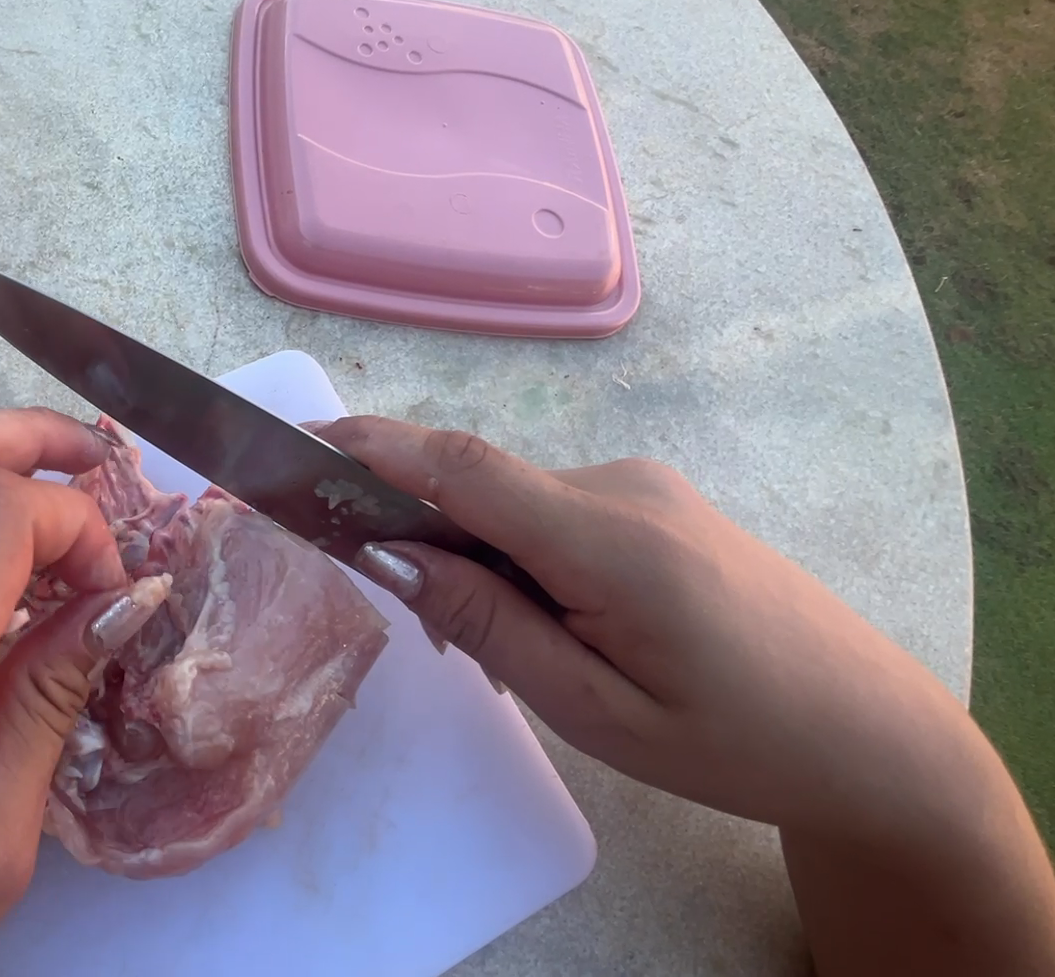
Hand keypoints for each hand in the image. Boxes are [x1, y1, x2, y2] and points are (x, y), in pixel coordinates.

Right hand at [319, 416, 1054, 974]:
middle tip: (416, 616)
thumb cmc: (730, 741)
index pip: (463, 468)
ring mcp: (636, 484)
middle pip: (473, 483)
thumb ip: (484, 622)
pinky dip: (506, 546)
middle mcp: (619, 485)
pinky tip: (542, 615)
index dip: (375, 445)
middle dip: (415, 528)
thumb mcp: (590, 708)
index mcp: (610, 541)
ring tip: (506, 642)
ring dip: (466, 548)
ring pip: (504, 498)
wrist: (876, 737)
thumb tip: (388, 555)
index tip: (303, 438)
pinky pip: (541, 507)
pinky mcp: (643, 497)